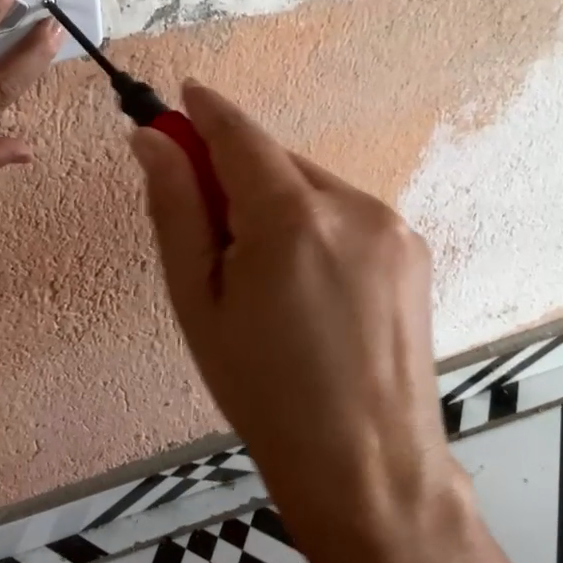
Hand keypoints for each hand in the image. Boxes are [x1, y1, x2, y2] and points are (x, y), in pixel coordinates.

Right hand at [131, 83, 518, 562]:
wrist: (368, 468)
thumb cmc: (263, 389)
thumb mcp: (197, 300)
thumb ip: (175, 207)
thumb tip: (150, 139)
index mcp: (291, 218)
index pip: (239, 134)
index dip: (205, 109)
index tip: (181, 95)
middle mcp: (351, 206)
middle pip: (275, 159)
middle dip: (235, 171)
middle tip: (207, 223)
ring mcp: (391, 226)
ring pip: (310, 184)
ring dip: (275, 199)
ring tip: (261, 271)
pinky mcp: (412, 248)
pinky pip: (343, 210)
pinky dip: (312, 221)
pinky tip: (305, 281)